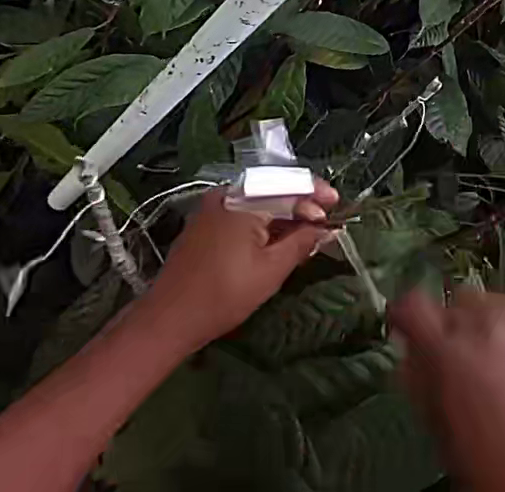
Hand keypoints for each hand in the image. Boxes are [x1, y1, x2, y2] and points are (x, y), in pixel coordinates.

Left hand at [141, 180, 338, 348]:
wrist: (167, 319)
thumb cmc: (222, 295)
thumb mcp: (270, 271)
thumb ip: (301, 242)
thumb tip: (326, 228)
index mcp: (245, 199)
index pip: (290, 185)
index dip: (316, 194)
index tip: (337, 205)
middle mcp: (228, 193)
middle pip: (275, 187)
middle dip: (302, 201)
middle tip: (325, 219)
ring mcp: (214, 205)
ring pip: (259, 198)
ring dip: (284, 210)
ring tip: (306, 228)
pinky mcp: (207, 220)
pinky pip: (243, 208)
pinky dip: (265, 217)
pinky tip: (278, 234)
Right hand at [390, 290, 504, 491]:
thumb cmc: (502, 466)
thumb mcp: (443, 430)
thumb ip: (422, 385)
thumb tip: (409, 364)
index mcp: (449, 352)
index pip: (410, 305)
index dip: (401, 316)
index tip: (401, 327)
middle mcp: (482, 325)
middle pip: (446, 303)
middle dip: (440, 327)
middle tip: (441, 359)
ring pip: (478, 301)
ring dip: (471, 324)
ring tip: (476, 360)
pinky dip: (498, 325)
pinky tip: (502, 358)